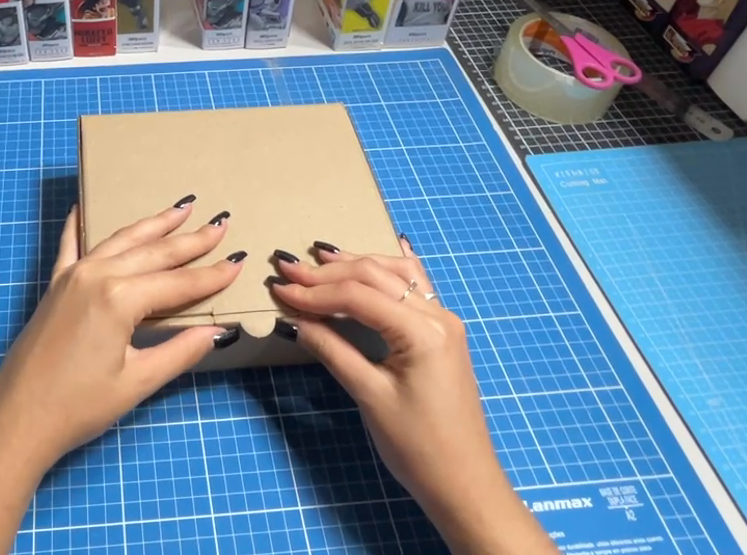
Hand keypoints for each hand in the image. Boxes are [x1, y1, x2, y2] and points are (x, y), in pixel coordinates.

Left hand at [0, 198, 245, 469]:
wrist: (16, 418)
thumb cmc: (78, 407)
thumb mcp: (137, 383)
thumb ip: (180, 351)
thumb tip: (218, 332)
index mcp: (121, 298)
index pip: (178, 284)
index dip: (211, 275)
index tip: (238, 261)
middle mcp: (98, 274)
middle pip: (154, 253)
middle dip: (190, 240)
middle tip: (220, 222)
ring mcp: (73, 274)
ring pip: (122, 240)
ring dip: (153, 224)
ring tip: (180, 208)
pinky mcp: (55, 283)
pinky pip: (71, 243)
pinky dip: (80, 223)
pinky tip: (84, 206)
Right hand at [273, 238, 554, 553]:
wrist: (466, 487)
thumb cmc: (418, 448)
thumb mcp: (369, 396)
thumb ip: (332, 349)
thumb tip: (294, 319)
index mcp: (422, 330)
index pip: (358, 296)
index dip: (315, 292)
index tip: (280, 288)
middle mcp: (438, 315)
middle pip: (375, 276)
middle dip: (328, 272)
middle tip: (288, 266)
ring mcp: (444, 320)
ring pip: (395, 274)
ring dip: (355, 265)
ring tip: (319, 260)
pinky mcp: (442, 332)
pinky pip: (413, 286)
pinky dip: (385, 271)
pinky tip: (372, 260)